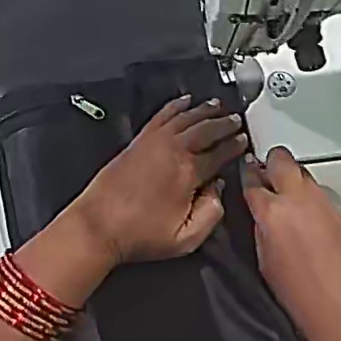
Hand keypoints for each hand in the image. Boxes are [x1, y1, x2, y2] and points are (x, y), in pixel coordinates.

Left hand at [64, 96, 246, 265]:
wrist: (98, 226)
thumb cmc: (138, 234)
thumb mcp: (185, 238)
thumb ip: (211, 214)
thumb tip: (218, 192)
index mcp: (188, 173)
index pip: (219, 152)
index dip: (234, 145)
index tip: (242, 141)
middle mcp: (173, 150)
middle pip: (207, 128)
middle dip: (224, 123)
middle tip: (235, 120)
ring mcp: (155, 142)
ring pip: (187, 117)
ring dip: (205, 110)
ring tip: (218, 105)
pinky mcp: (139, 141)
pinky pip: (163, 115)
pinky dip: (176, 106)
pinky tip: (184, 101)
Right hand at [243, 147, 340, 340]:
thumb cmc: (306, 299)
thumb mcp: (266, 265)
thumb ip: (260, 231)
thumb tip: (260, 216)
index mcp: (273, 213)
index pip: (252, 179)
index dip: (246, 176)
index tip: (244, 177)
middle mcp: (299, 199)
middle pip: (280, 158)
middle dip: (270, 164)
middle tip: (263, 177)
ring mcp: (322, 202)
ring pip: (301, 171)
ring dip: (290, 179)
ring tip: (283, 202)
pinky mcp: (338, 211)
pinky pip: (316, 191)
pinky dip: (307, 196)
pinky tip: (302, 218)